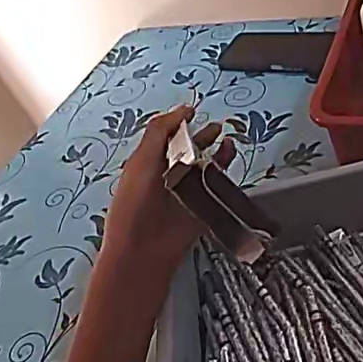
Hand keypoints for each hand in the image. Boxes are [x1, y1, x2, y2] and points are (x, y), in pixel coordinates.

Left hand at [97, 104, 233, 280]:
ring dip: (214, 149)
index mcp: (146, 163)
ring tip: (223, 136)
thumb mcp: (141, 161)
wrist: (143, 250)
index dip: (177, 122)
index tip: (191, 110)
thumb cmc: (134, 205)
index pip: (164, 137)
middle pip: (187, 150)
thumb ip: (159, 134)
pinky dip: (223, 167)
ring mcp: (184, 191)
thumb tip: (177, 113)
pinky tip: (227, 154)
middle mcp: (166, 176)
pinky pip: (215, 183)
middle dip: (199, 135)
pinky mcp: (201, 206)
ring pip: (203, 165)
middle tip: (213, 126)